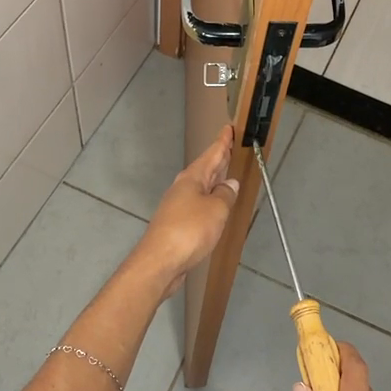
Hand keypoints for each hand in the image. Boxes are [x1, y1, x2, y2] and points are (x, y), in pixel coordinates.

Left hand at [132, 125, 239, 295]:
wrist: (160, 261)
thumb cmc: (189, 230)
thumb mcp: (216, 209)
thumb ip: (226, 195)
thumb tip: (231, 184)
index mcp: (193, 178)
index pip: (212, 154)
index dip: (222, 142)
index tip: (229, 128)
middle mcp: (183, 188)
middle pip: (205, 169)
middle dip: (218, 158)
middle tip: (230, 147)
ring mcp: (178, 206)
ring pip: (201, 186)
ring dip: (214, 179)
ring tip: (226, 174)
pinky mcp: (177, 224)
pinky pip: (198, 203)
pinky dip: (209, 198)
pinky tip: (214, 205)